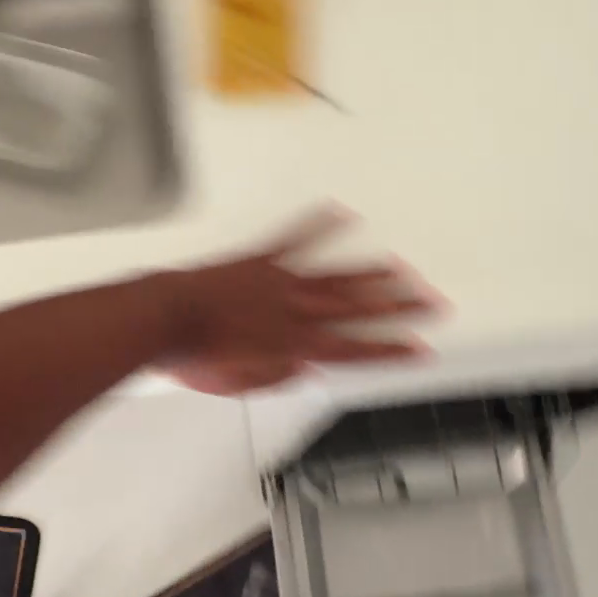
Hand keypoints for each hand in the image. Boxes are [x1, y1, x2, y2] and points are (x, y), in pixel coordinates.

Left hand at [159, 209, 442, 395]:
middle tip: (432, 301)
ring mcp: (280, 282)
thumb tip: (302, 366)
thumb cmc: (196, 358)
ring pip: (336, 278)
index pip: (354, 351)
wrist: (164, 321)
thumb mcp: (241, 384)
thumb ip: (278, 375)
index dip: (391, 350)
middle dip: (399, 308)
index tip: (420, 348)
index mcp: (294, 347)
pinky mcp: (260, 260)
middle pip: (358, 310)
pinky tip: (343, 212)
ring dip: (373, 275)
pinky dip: (320, 223)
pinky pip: (295, 238)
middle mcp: (296, 312)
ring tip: (405, 270)